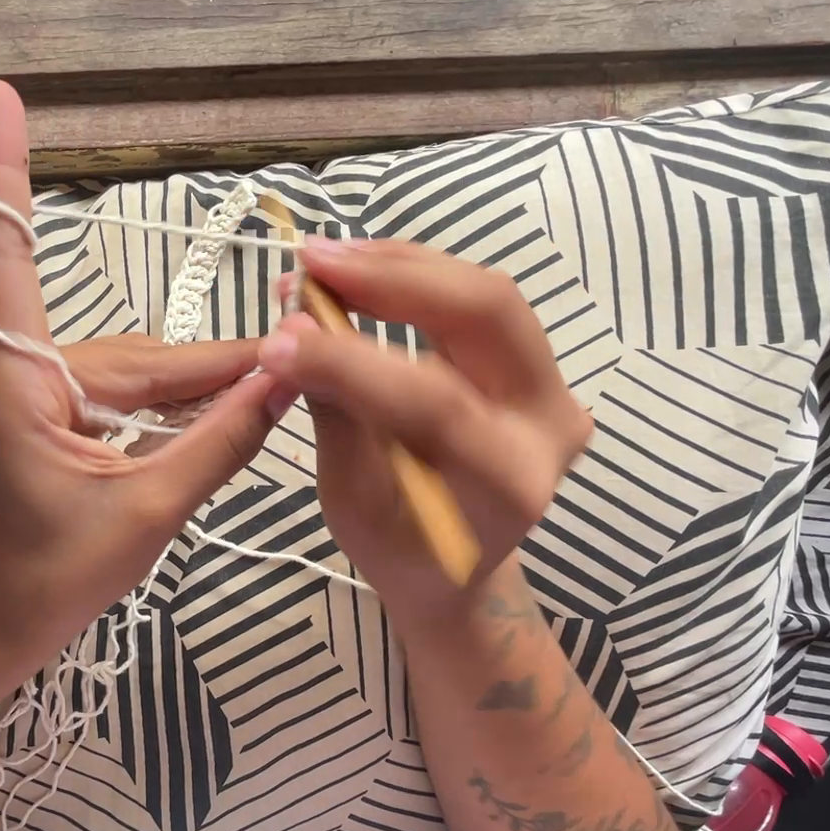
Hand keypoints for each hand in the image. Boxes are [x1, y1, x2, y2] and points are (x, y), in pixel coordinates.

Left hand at [0, 81, 280, 654]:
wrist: (16, 614)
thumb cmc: (60, 573)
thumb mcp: (148, 511)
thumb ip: (217, 442)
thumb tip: (286, 374)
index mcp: (20, 383)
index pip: (7, 259)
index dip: (4, 175)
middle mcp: (30, 370)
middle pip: (134, 342)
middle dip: (214, 362)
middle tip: (302, 356)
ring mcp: (51, 389)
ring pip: (146, 365)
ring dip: (210, 381)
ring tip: (282, 387)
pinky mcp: (71, 407)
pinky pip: (139, 386)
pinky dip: (187, 394)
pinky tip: (237, 394)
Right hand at [258, 240, 590, 621]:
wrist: (454, 570)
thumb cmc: (396, 550)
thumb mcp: (350, 498)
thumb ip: (334, 412)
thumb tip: (292, 332)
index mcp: (508, 480)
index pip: (431, 399)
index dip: (349, 360)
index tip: (277, 338)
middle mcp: (549, 423)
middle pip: (485, 313)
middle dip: (392, 277)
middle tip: (311, 262)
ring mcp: (552, 388)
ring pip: (484, 294)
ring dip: (398, 267)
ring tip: (323, 260)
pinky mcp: (533, 367)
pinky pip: (476, 303)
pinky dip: (412, 278)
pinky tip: (358, 270)